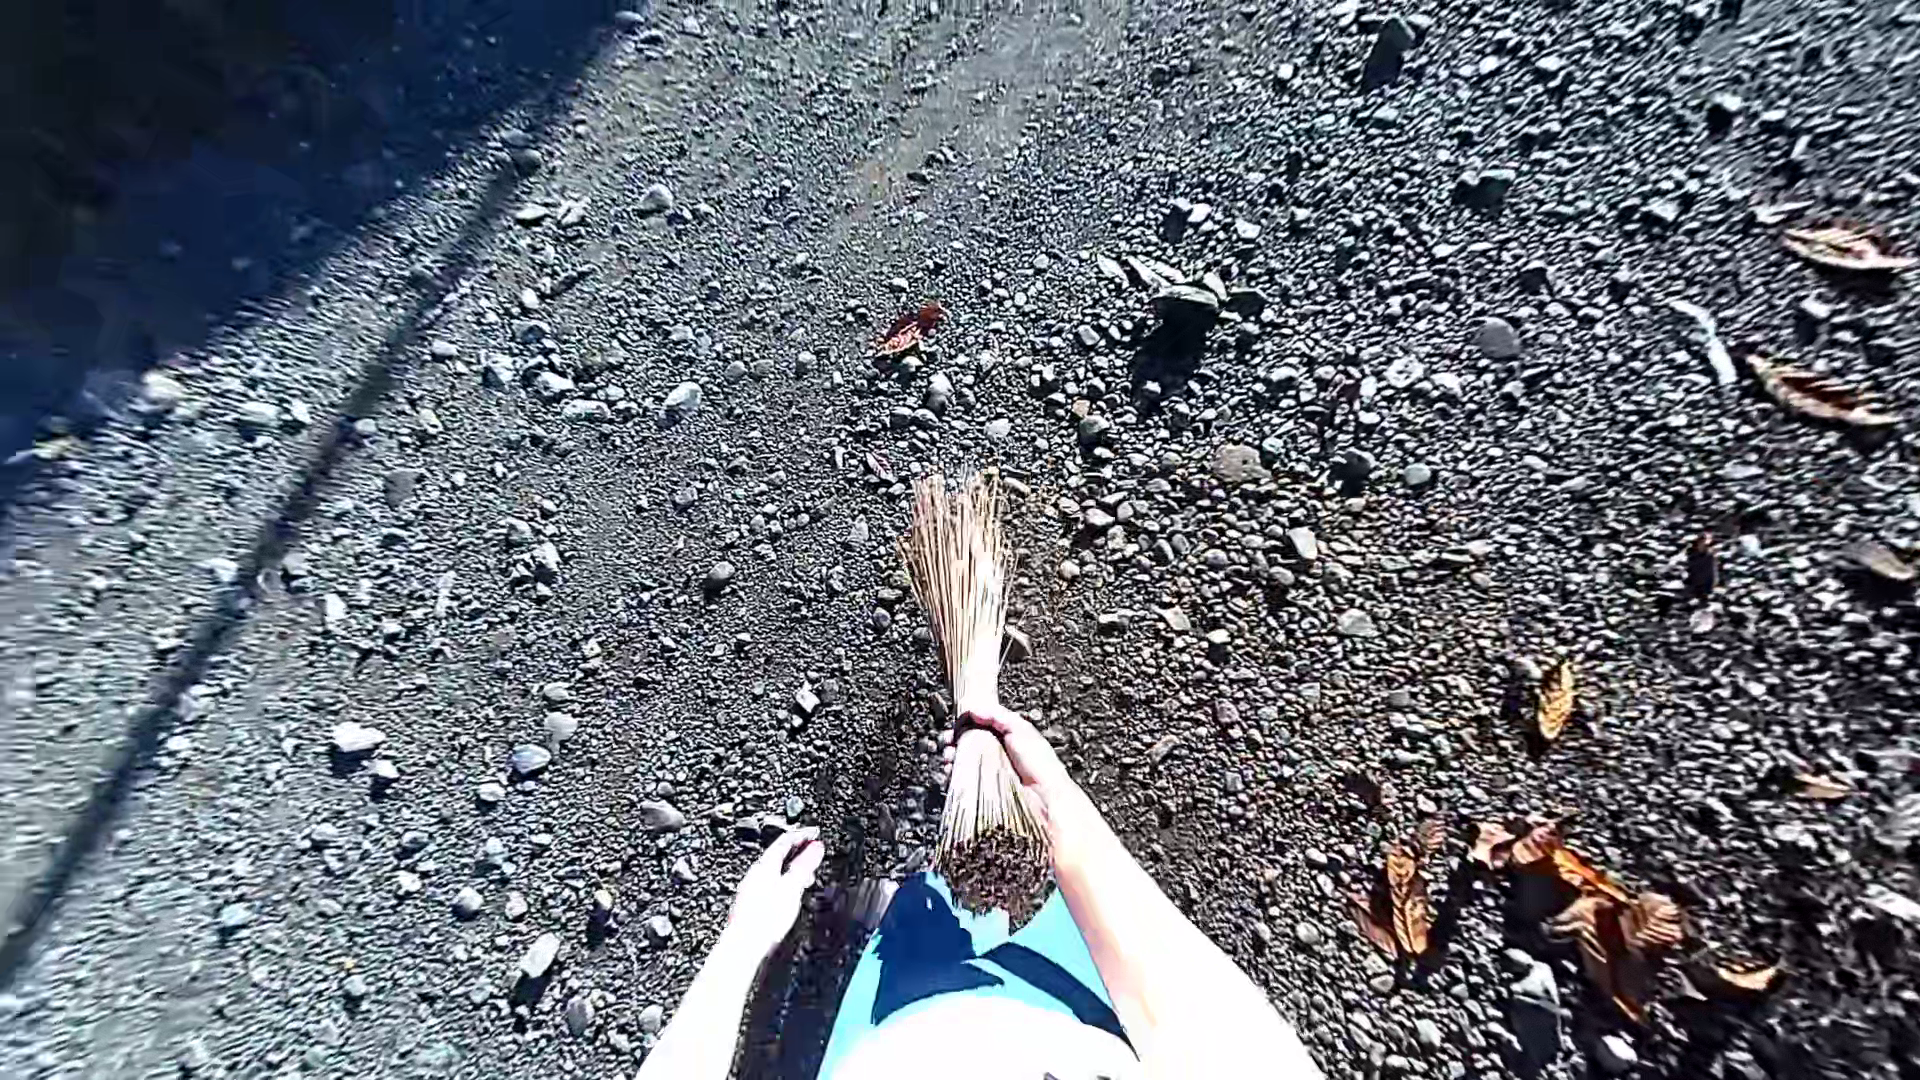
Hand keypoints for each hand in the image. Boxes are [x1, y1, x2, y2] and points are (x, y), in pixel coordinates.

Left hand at [722, 827, 823, 960]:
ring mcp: (751, 890)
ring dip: (793, 869)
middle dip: (799, 853)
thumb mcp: (792, 887)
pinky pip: (771, 885)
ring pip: (775, 871)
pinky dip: (785, 883)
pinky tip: (789, 896)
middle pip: (779, 855)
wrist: (741, 951)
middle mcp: (756, 874)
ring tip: (806, 878)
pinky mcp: (750, 906)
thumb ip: (805, 865)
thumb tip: (816, 847)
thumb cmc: (764, 919)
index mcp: (765, 865)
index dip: (803, 835)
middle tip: (815, 855)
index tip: (816, 833)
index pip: (785, 840)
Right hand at [944, 704, 1079, 820]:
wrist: (1045, 799)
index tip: (954, 726)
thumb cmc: (1038, 762)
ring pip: (962, 762)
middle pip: (966, 744)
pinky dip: (953, 775)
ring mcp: (988, 774)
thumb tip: (971, 709)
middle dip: (953, 741)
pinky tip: (950, 772)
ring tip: (949, 757)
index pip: (977, 727)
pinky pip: (962, 781)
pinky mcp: (983, 792)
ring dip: (951, 757)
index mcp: (1004, 738)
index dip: (964, 726)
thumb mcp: (1020, 728)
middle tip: (947, 742)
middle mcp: (995, 754)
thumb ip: (996, 715)